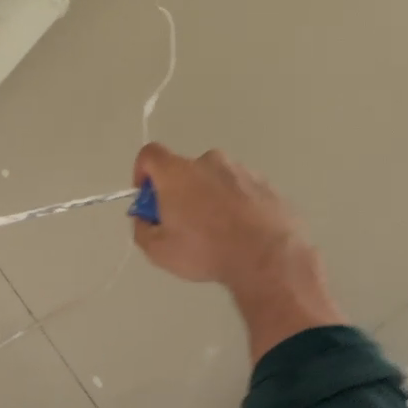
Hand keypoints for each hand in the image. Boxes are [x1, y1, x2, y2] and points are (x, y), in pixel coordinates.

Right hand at [131, 143, 345, 360]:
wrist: (265, 253)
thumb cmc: (204, 250)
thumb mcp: (157, 250)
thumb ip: (141, 228)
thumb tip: (145, 218)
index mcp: (178, 173)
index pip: (150, 154)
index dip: (142, 174)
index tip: (147, 198)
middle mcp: (209, 161)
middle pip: (183, 171)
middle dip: (175, 194)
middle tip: (178, 227)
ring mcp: (239, 169)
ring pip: (211, 180)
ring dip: (204, 199)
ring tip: (211, 234)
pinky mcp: (263, 181)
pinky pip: (235, 189)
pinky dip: (229, 205)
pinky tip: (233, 232)